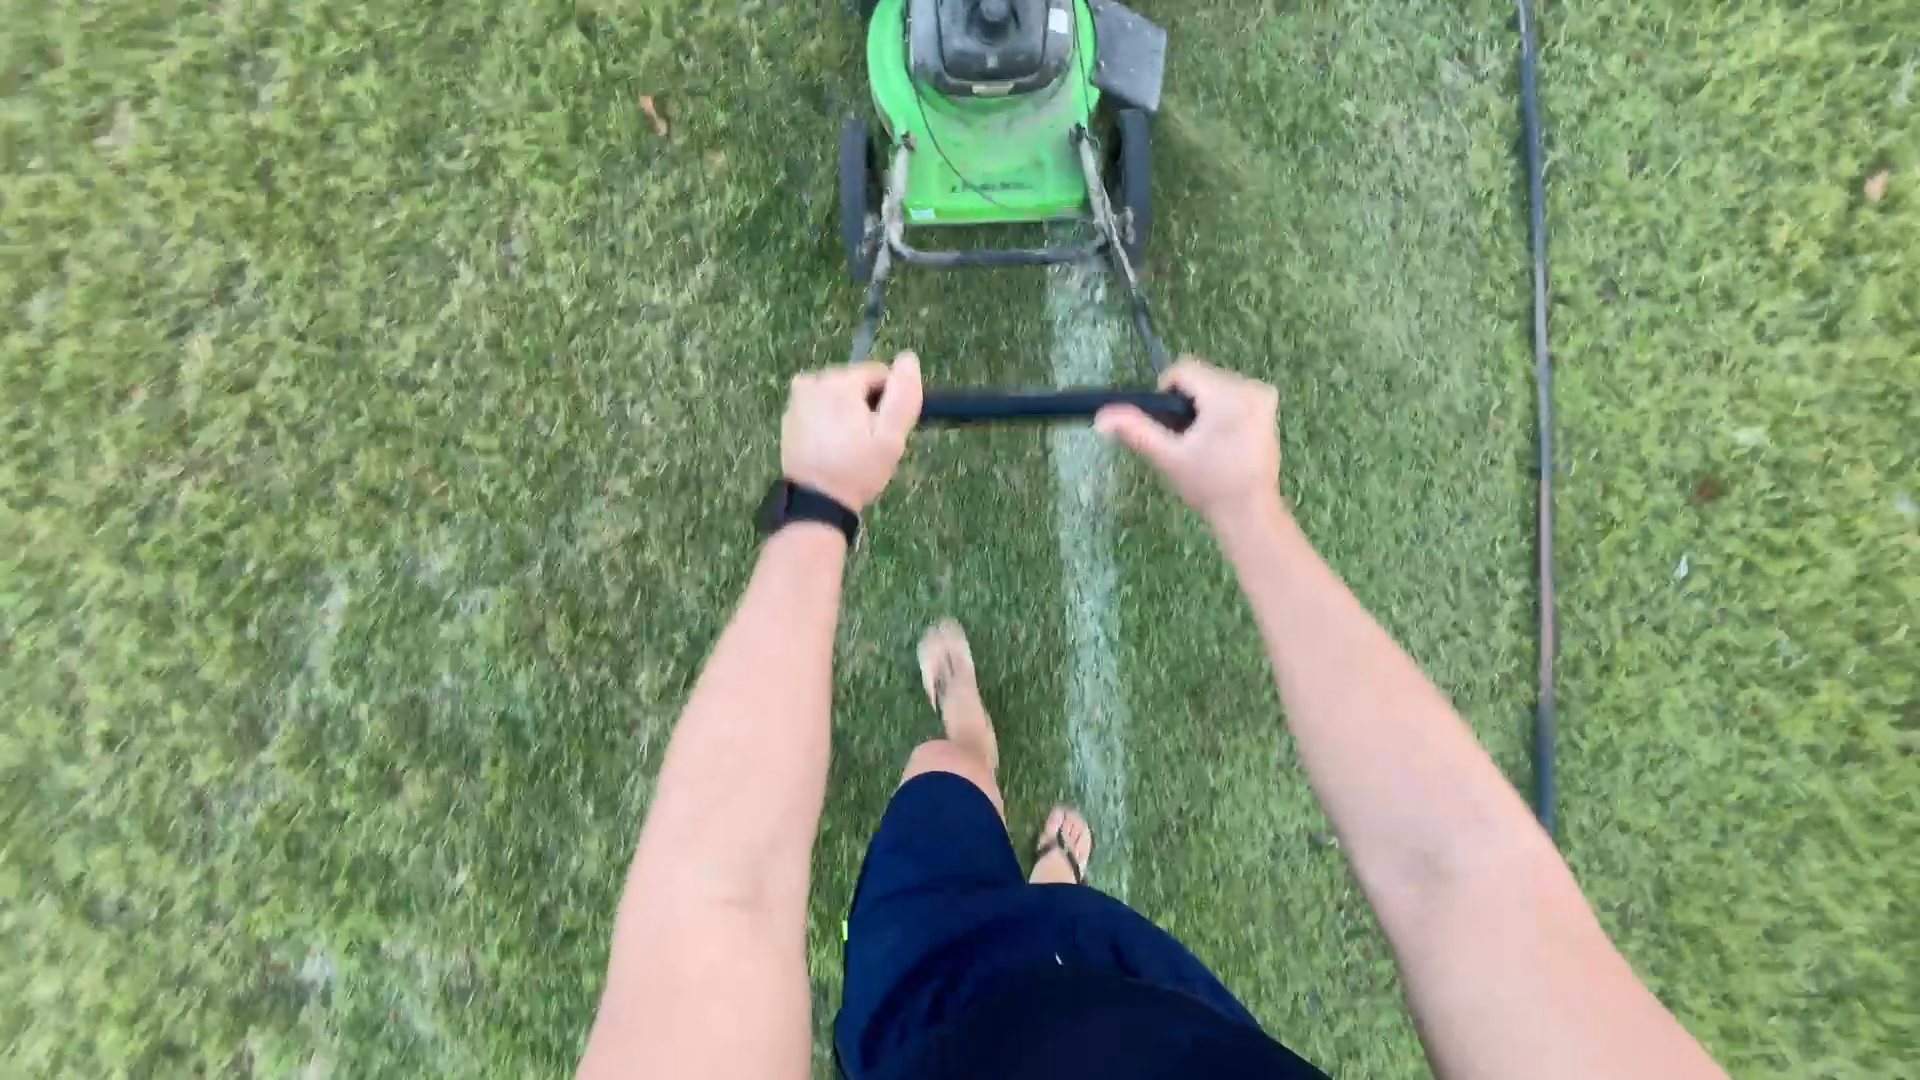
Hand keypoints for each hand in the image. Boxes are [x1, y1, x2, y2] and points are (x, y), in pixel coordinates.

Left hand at [781, 352, 922, 512]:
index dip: (889, 402)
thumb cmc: (858, 470)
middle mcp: (814, 381)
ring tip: (850, 445)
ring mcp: (797, 398)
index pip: (879, 375)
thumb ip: (903, 396)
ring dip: (848, 412)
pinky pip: (819, 406)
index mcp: (840, 382)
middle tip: (869, 441)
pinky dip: (829, 418)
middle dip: (867, 406)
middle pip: (856, 383)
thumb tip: (908, 358)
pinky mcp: (789, 415)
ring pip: (838, 394)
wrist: (818, 501)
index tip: (886, 430)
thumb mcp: (891, 437)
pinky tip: (832, 444)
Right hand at [1094, 357, 1283, 532]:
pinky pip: (1232, 394)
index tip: (1169, 425)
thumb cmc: (1208, 486)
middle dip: (1186, 403)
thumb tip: (1101, 417)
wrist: (1248, 510)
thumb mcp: (1168, 457)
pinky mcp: (1268, 406)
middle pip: (1200, 378)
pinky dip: (1219, 410)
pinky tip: (1220, 440)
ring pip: (1214, 385)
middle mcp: (1250, 388)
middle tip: (1186, 439)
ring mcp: (1263, 396)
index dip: (1166, 393)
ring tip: (1204, 442)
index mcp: (1227, 396)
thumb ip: (1136, 430)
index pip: (1184, 370)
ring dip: (1202, 407)